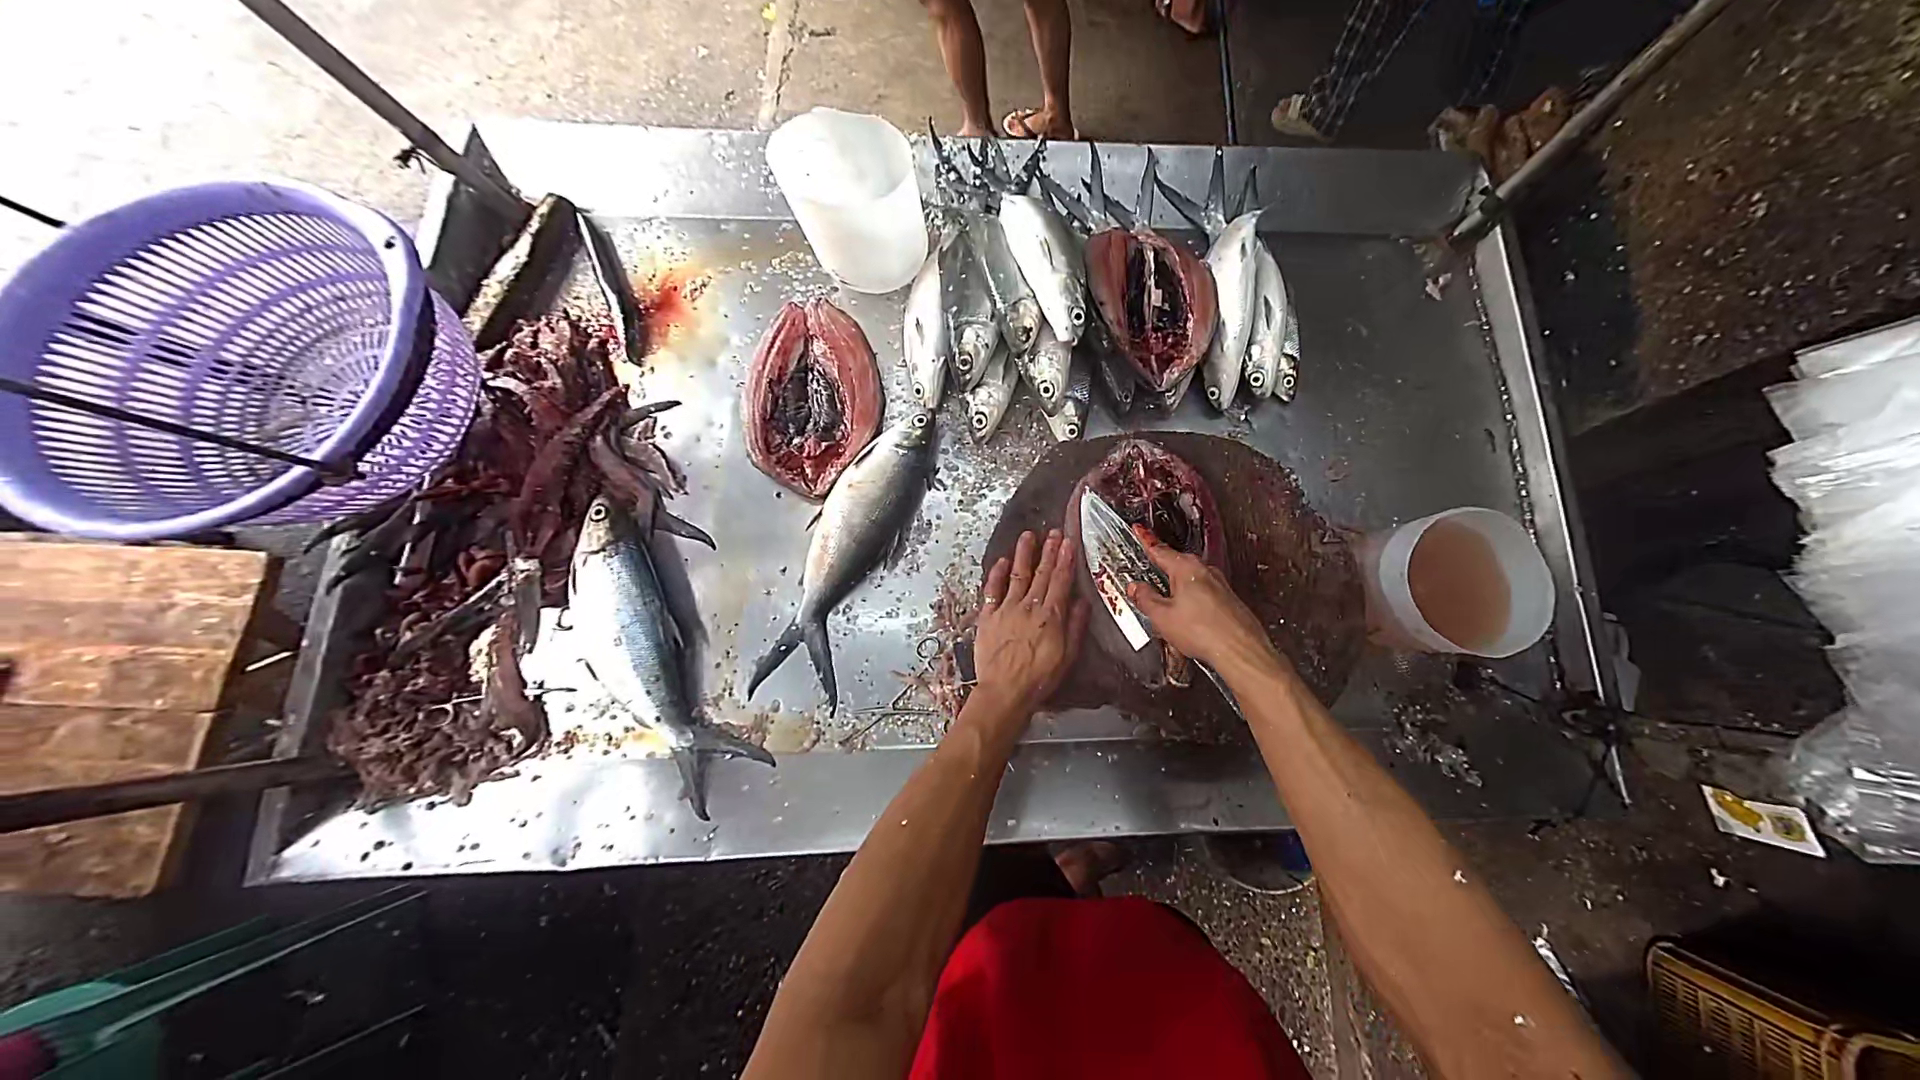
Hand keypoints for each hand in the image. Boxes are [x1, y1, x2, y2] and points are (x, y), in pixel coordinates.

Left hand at [971, 529, 1089, 718]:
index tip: (1069, 542)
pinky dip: (996, 574)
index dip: (1065, 560)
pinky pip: (992, 590)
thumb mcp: (1067, 656)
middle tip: (1054, 532)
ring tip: (1028, 536)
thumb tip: (1082, 601)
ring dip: (1023, 554)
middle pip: (1041, 574)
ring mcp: (1006, 609)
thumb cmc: (1039, 678)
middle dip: (1049, 551)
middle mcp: (1028, 607)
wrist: (1004, 691)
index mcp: (1050, 616)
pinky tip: (1001, 561)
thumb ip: (1075, 626)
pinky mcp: (987, 617)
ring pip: (1017, 575)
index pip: (1060, 581)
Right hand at [1126, 536, 1277, 674]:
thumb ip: (1145, 598)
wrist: (1240, 651)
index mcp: (1186, 568)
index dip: (1146, 543)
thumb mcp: (1161, 616)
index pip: (1160, 550)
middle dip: (1160, 572)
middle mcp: (1206, 571)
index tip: (1140, 533)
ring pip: (1191, 581)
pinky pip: (1203, 595)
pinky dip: (1191, 602)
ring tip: (1166, 611)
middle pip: (1176, 564)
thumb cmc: (1204, 632)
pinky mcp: (1228, 601)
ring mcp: (1220, 585)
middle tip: (1146, 580)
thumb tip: (1136, 588)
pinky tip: (1187, 621)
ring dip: (1176, 590)